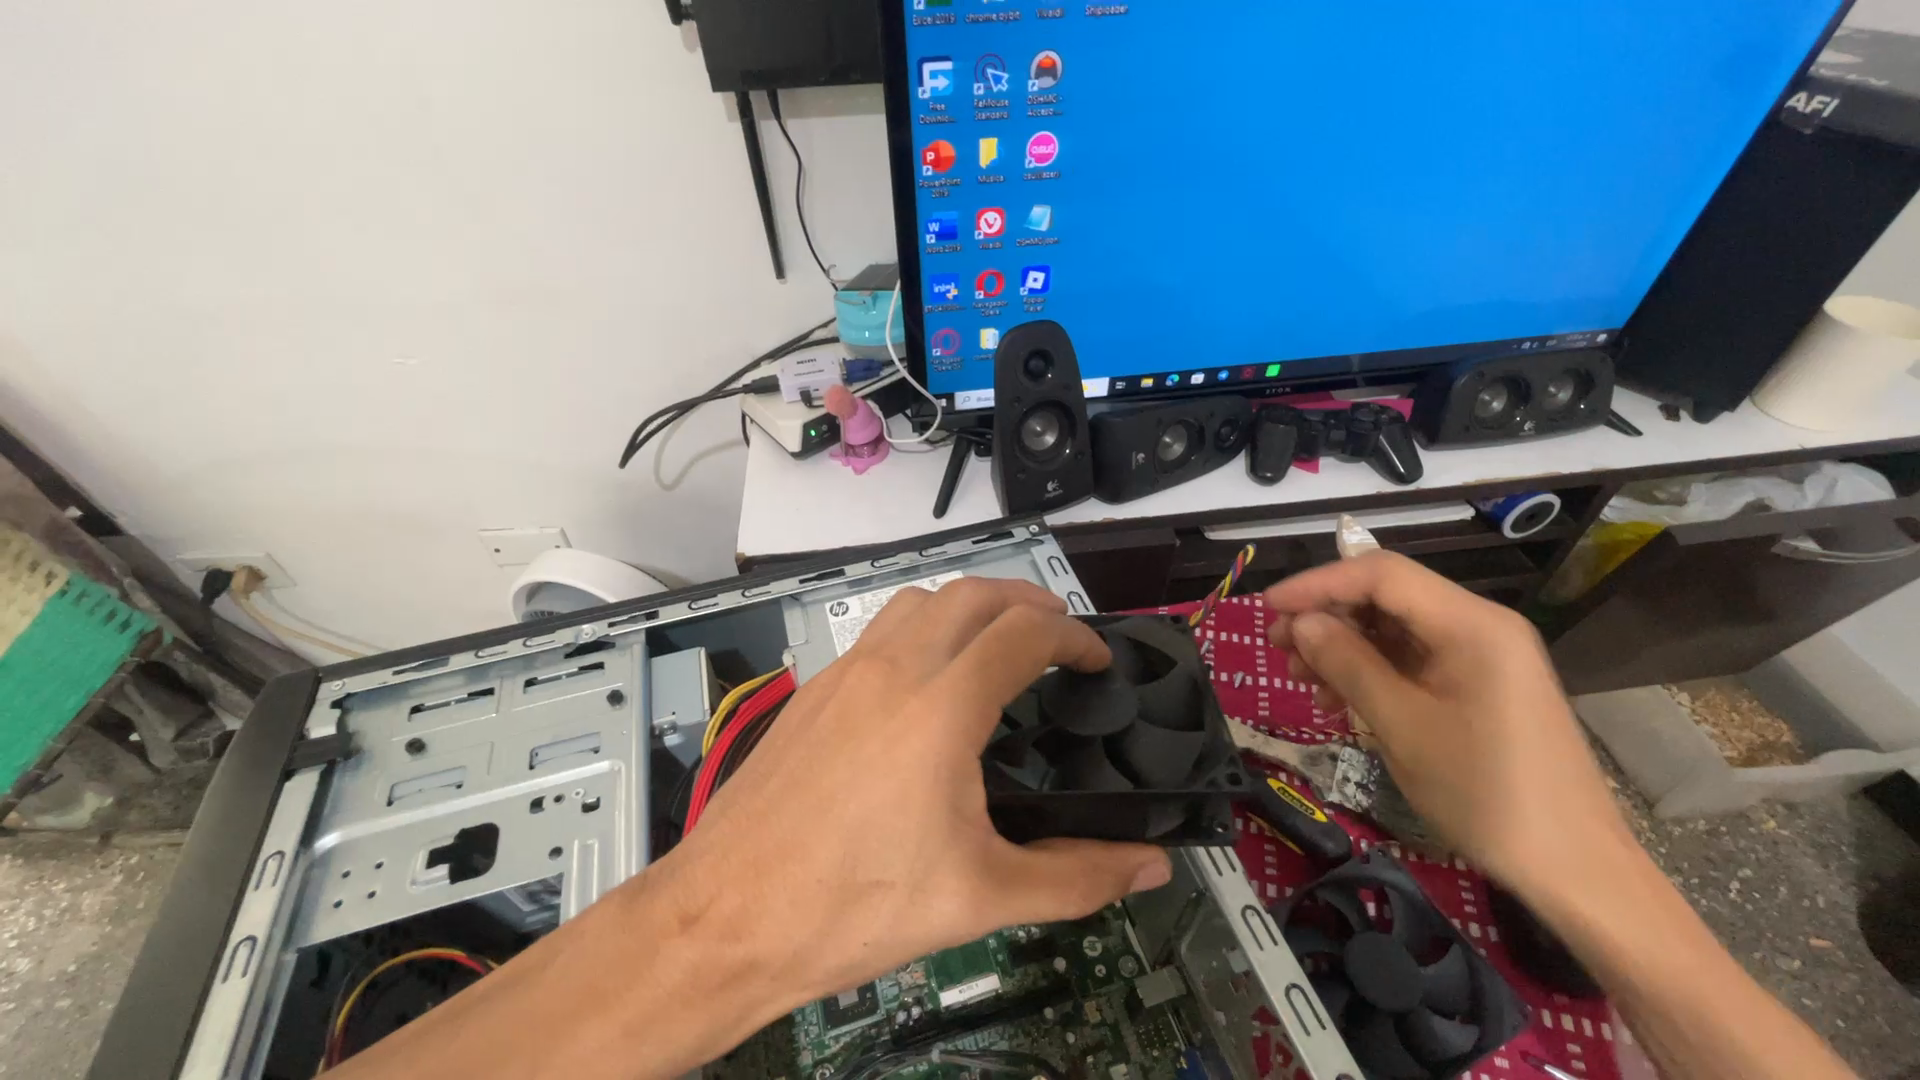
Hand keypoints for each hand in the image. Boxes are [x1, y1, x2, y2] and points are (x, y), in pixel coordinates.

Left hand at [677, 577, 1171, 1005]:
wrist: (727, 916)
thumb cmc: (855, 906)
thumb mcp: (979, 899)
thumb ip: (1075, 878)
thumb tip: (1148, 869)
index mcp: (940, 709)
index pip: (1024, 634)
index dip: (1073, 637)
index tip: (1096, 660)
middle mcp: (892, 671)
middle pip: (972, 594)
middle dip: (1026, 601)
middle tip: (1058, 634)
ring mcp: (844, 675)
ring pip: (918, 601)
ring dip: (968, 605)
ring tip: (996, 643)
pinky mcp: (812, 693)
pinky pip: (877, 632)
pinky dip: (920, 630)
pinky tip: (925, 684)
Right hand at [1262, 552, 1633, 895]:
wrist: (1572, 866)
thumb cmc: (1484, 793)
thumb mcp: (1402, 726)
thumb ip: (1347, 664)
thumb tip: (1301, 623)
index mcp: (1472, 625)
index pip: (1381, 575)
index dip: (1318, 584)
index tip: (1267, 608)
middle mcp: (1480, 626)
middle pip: (1388, 596)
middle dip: (1327, 616)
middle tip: (1278, 649)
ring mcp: (1483, 656)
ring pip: (1395, 629)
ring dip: (1343, 646)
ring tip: (1303, 681)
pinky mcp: (1479, 685)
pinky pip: (1413, 659)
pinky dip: (1370, 670)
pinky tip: (1339, 699)